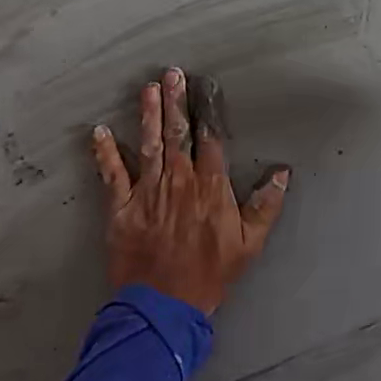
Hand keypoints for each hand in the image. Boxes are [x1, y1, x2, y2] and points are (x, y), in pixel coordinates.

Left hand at [91, 68, 289, 314]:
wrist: (163, 308)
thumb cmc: (210, 273)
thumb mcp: (249, 243)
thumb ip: (266, 206)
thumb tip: (283, 173)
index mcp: (210, 187)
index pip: (210, 140)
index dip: (207, 111)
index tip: (205, 87)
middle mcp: (179, 181)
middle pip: (179, 133)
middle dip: (177, 101)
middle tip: (173, 73)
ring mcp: (148, 192)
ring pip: (150, 144)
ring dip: (149, 115)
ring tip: (148, 87)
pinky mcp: (122, 209)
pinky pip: (112, 175)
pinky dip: (104, 153)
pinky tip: (98, 131)